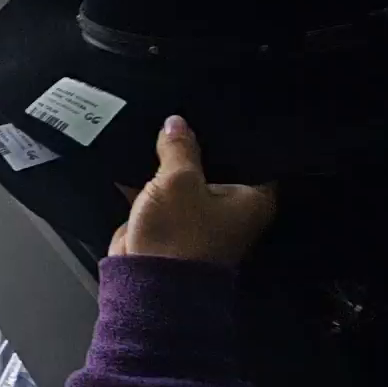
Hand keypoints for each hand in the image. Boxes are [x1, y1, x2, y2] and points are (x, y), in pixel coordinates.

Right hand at [109, 116, 276, 265]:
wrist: (149, 281)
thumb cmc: (178, 231)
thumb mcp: (178, 181)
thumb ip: (178, 148)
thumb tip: (176, 121)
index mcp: (251, 199)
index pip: (251, 155)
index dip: (234, 132)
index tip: (218, 105)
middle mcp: (231, 205)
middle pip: (216, 163)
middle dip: (196, 142)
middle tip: (182, 107)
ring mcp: (199, 213)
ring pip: (186, 176)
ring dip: (170, 160)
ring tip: (155, 122)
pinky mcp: (171, 219)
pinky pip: (163, 190)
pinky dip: (151, 177)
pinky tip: (136, 149)